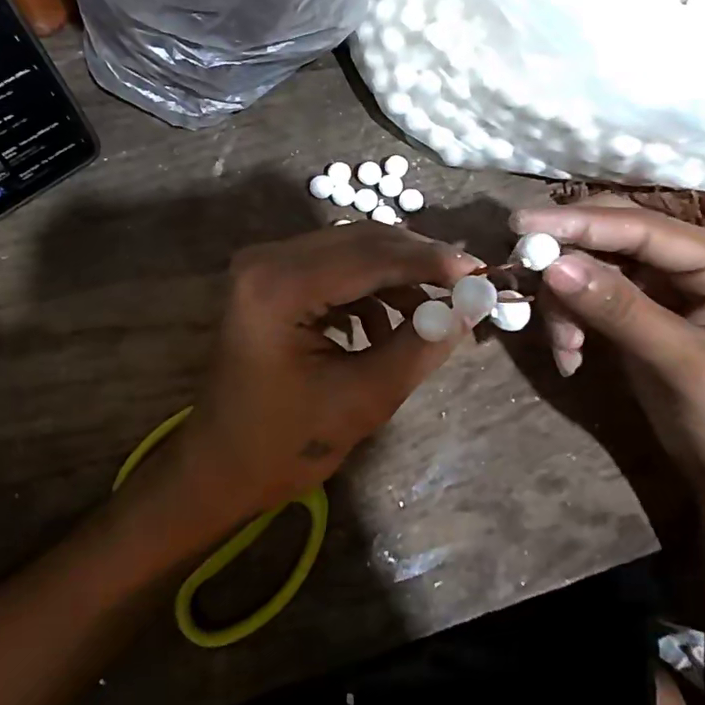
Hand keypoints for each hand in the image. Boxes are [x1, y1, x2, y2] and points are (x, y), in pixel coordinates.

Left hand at [167, 223, 481, 520]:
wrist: (222, 463)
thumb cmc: (284, 442)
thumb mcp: (363, 398)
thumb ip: (420, 346)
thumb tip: (470, 306)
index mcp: (278, 286)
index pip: (369, 255)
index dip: (430, 261)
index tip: (482, 273)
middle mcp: (266, 259)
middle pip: (360, 241)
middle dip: (418, 262)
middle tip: (470, 285)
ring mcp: (265, 266)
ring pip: (350, 252)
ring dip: (396, 277)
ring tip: (435, 314)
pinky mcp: (271, 279)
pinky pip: (333, 269)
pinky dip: (368, 290)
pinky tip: (389, 328)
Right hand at [513, 200, 704, 524]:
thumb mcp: (686, 368)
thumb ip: (620, 310)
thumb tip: (552, 265)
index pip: (644, 228)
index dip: (579, 223)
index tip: (519, 224)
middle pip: (616, 239)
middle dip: (568, 262)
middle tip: (524, 279)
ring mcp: (676, 289)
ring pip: (597, 268)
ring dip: (568, 302)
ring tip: (565, 347)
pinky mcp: (650, 313)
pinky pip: (595, 297)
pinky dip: (574, 320)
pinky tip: (571, 355)